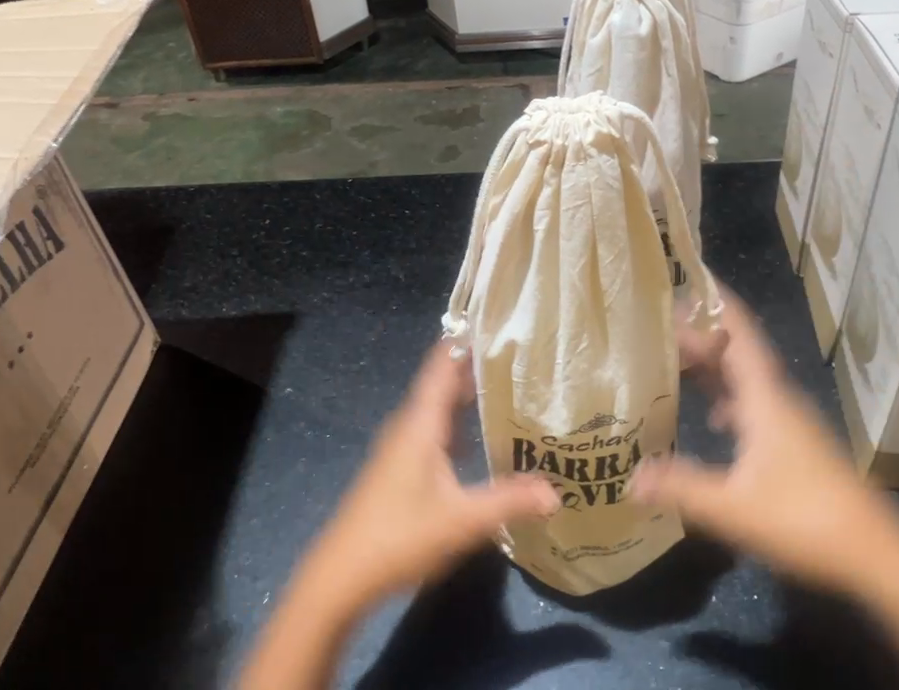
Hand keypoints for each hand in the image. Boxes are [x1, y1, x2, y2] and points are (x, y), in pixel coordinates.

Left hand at [296, 341, 560, 613]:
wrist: (341, 576)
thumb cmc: (398, 536)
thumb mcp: (461, 520)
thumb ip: (509, 501)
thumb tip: (557, 490)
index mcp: (420, 423)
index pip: (442, 364)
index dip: (466, 340)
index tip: (499, 322)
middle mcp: (408, 427)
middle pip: (443, 385)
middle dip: (477, 369)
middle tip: (521, 357)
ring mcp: (400, 449)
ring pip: (438, 411)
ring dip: (468, 399)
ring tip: (510, 390)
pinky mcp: (399, 470)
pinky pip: (435, 433)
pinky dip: (459, 426)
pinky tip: (482, 440)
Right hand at [633, 286, 895, 590]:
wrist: (876, 555)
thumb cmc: (804, 519)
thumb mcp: (732, 508)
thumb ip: (681, 488)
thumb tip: (630, 478)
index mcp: (766, 399)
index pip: (740, 335)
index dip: (718, 303)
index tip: (693, 275)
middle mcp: (779, 401)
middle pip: (738, 354)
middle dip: (702, 336)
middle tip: (660, 324)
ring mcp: (791, 424)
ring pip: (747, 380)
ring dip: (716, 367)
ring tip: (677, 361)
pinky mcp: (797, 447)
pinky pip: (755, 406)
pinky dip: (730, 399)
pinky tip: (716, 421)